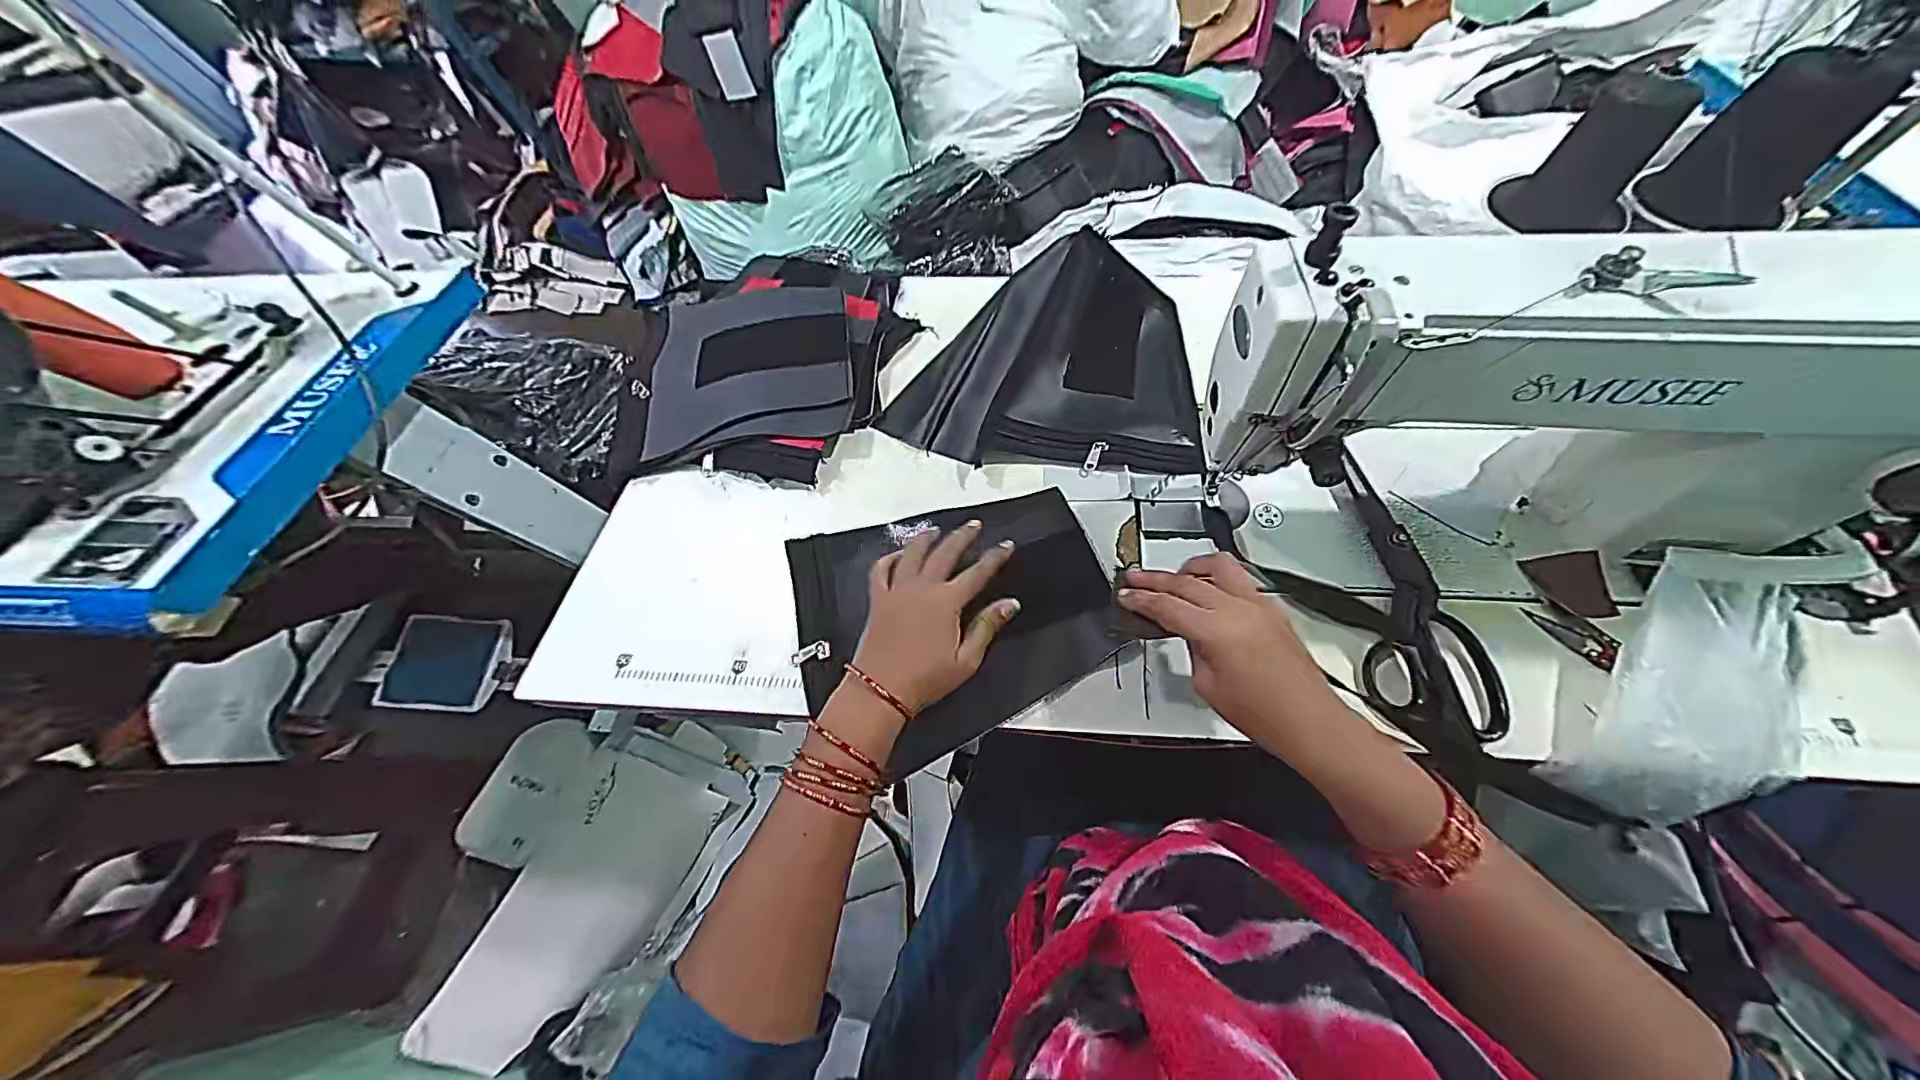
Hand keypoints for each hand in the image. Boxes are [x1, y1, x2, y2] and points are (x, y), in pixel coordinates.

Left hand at [850, 521, 1020, 715]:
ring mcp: (897, 591)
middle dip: (963, 537)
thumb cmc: (924, 679)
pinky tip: (897, 554)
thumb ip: (987, 626)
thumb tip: (1008, 605)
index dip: (995, 557)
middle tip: (973, 526)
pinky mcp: (878, 600)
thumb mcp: (966, 659)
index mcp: (946, 602)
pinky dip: (890, 557)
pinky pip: (881, 569)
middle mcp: (921, 589)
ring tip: (935, 530)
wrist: (881, 689)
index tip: (1005, 546)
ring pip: (913, 553)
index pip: (977, 572)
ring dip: (926, 538)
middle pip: (945, 552)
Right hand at [1118, 553, 1337, 735]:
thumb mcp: (1208, 685)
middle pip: (1186, 580)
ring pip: (1219, 566)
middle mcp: (1241, 610)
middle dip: (1155, 579)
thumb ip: (1193, 649)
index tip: (1127, 595)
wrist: (1310, 722)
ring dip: (1190, 568)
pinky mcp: (1275, 610)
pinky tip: (1209, 589)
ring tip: (1173, 576)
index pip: (1167, 605)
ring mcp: (1261, 606)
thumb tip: (1187, 632)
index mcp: (1218, 630)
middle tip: (1136, 579)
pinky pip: (1241, 581)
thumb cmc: (1268, 714)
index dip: (1141, 599)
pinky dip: (1218, 580)